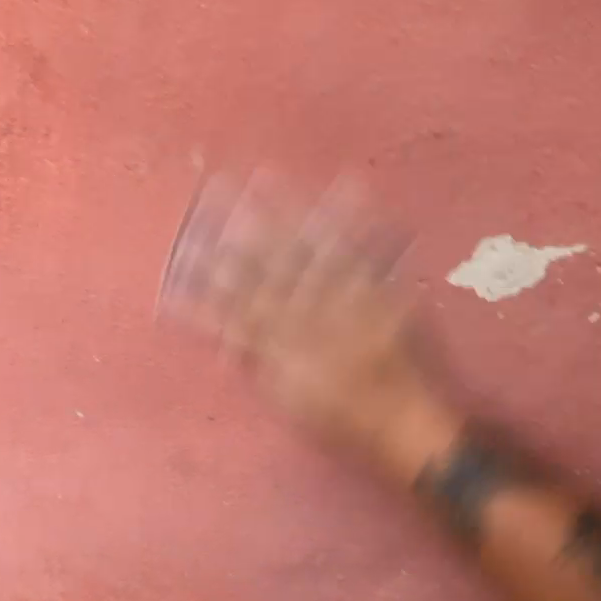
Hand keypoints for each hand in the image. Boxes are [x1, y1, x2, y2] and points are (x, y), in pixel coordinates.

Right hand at [162, 178, 462, 481]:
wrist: (410, 426)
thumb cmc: (345, 421)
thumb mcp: (291, 401)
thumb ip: (258, 364)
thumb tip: (225, 339)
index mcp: (285, 344)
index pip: (236, 302)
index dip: (210, 273)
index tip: (189, 246)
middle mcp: (312, 313)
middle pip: (267, 263)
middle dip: (239, 224)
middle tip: (217, 189)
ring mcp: (349, 299)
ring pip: (309, 248)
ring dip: (286, 209)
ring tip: (264, 175)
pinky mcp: (383, 292)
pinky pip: (368, 251)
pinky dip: (356, 218)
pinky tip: (346, 184)